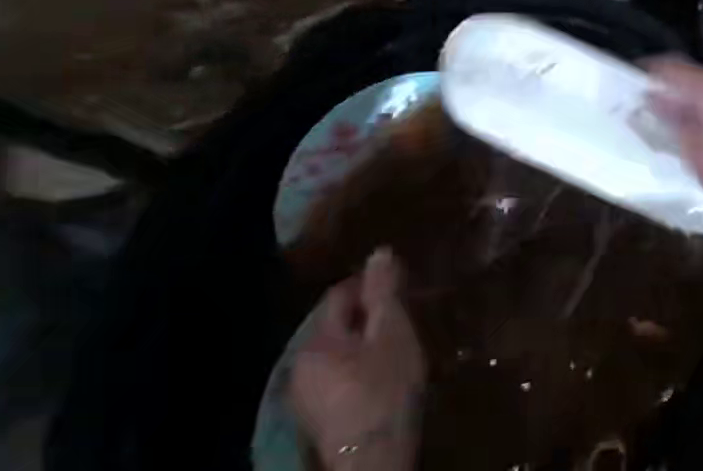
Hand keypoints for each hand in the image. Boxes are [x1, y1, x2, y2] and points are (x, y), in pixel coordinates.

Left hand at [291, 248, 425, 470]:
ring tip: (396, 340)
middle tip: (404, 313)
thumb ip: (384, 292)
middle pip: (335, 321)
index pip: (339, 293)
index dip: (371, 282)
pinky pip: (335, 371)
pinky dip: (357, 362)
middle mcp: (299, 363)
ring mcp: (303, 393)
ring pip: (336, 348)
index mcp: (316, 340)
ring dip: (363, 338)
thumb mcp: (393, 332)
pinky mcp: (314, 413)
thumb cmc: (386, 387)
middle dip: (368, 313)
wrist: (373, 457)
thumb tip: (379, 252)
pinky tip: (381, 371)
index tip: (402, 283)